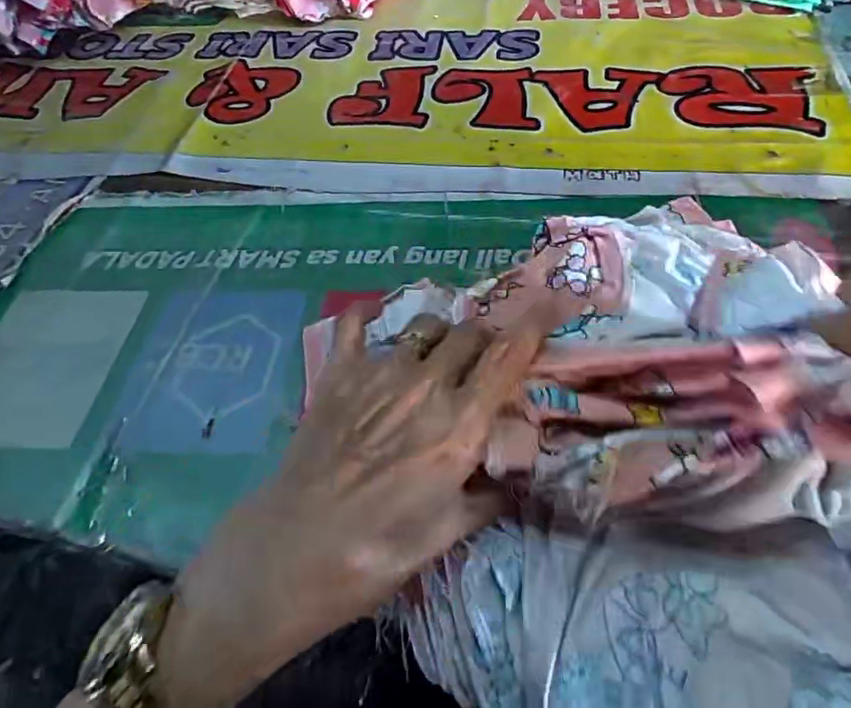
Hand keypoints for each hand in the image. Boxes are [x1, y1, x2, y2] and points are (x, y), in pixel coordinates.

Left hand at [150, 309, 544, 707]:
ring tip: (437, 352)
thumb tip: (514, 476)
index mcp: (460, 425)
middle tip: (484, 357)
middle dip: (485, 338)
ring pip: (424, 326)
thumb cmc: (379, 550)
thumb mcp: (447, 533)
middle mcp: (425, 385)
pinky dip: (369, 312)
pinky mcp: (338, 371)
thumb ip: (488, 495)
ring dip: (440, 334)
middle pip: (469, 334)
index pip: (507, 358)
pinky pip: (355, 322)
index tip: (554, 300)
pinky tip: (376, 313)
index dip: (534, 324)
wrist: (296, 547)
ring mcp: (378, 371)